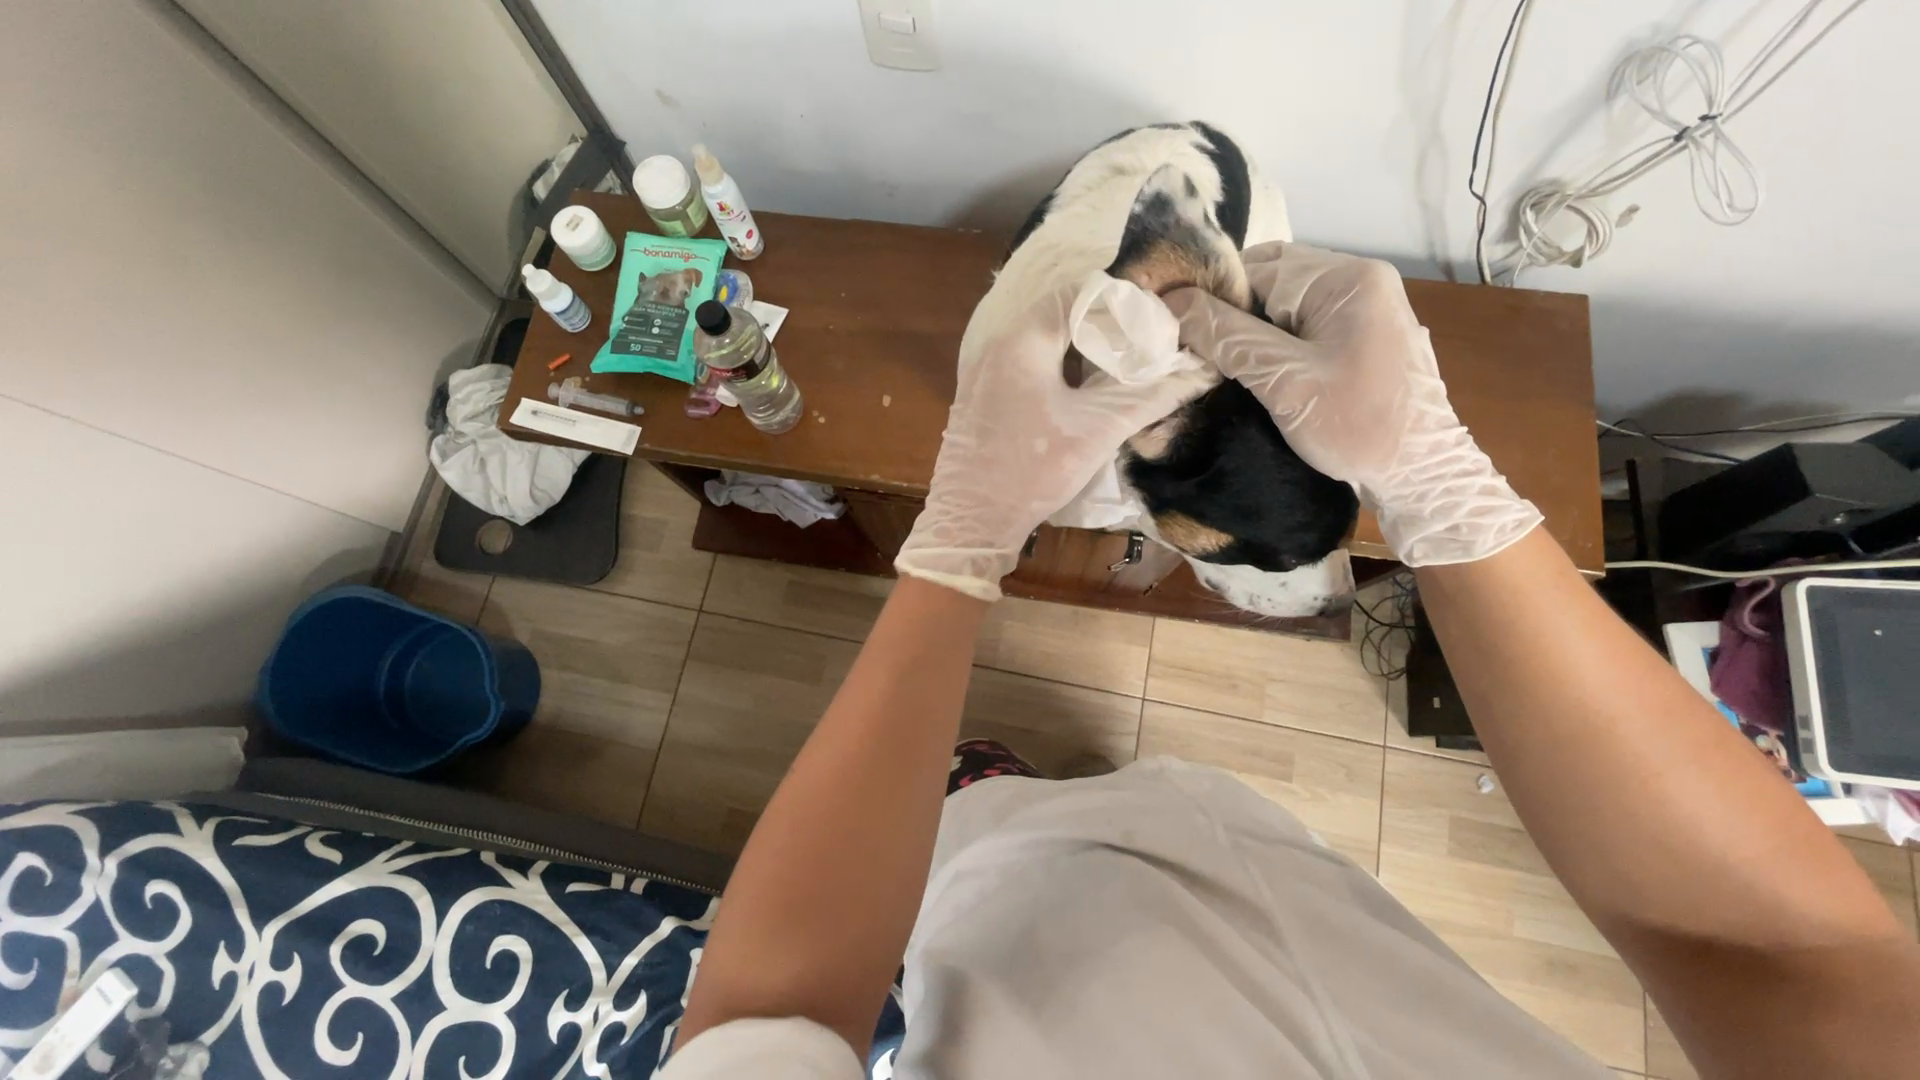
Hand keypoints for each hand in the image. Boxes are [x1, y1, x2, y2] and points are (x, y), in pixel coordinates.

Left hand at [897, 284, 1213, 599]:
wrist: (971, 522)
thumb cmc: (1033, 471)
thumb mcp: (1097, 431)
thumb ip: (1149, 395)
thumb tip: (1198, 371)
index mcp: (1023, 340)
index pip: (1080, 293)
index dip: (1121, 303)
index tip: (1153, 326)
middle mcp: (998, 345)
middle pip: (1061, 315)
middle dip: (1106, 328)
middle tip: (1143, 350)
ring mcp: (985, 371)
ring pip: (1044, 342)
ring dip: (1083, 351)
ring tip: (1121, 373)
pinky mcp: (983, 397)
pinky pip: (1027, 366)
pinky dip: (1059, 370)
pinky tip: (1084, 397)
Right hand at [1165, 243, 1540, 566]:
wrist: (1422, 473)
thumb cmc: (1355, 427)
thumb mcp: (1283, 382)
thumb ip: (1227, 337)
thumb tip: (1171, 302)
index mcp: (1346, 278)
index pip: (1255, 268)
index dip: (1212, 299)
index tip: (1180, 336)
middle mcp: (1359, 279)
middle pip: (1270, 281)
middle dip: (1230, 315)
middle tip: (1201, 356)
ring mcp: (1365, 306)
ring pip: (1283, 304)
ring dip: (1250, 331)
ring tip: (1223, 368)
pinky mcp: (1362, 334)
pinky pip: (1303, 323)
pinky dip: (1273, 342)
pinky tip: (1256, 372)